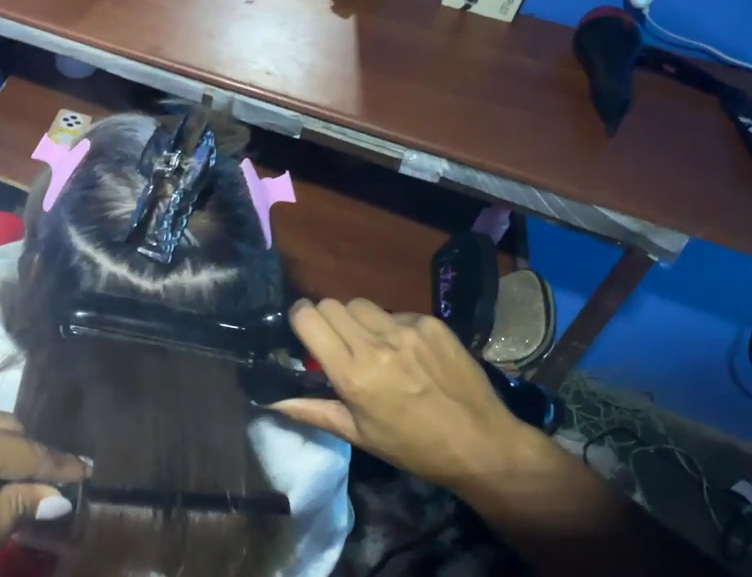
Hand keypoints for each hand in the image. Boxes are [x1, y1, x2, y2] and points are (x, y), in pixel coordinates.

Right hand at [271, 299, 528, 490]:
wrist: (483, 445)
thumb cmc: (414, 447)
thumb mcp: (359, 436)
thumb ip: (312, 410)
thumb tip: (268, 399)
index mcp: (352, 374)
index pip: (307, 317)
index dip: (301, 319)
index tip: (306, 332)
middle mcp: (375, 345)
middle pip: (330, 304)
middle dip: (328, 319)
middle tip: (340, 342)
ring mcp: (405, 330)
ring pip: (361, 303)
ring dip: (359, 319)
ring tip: (374, 345)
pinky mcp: (430, 323)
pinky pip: (395, 312)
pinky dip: (393, 326)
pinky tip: (408, 351)